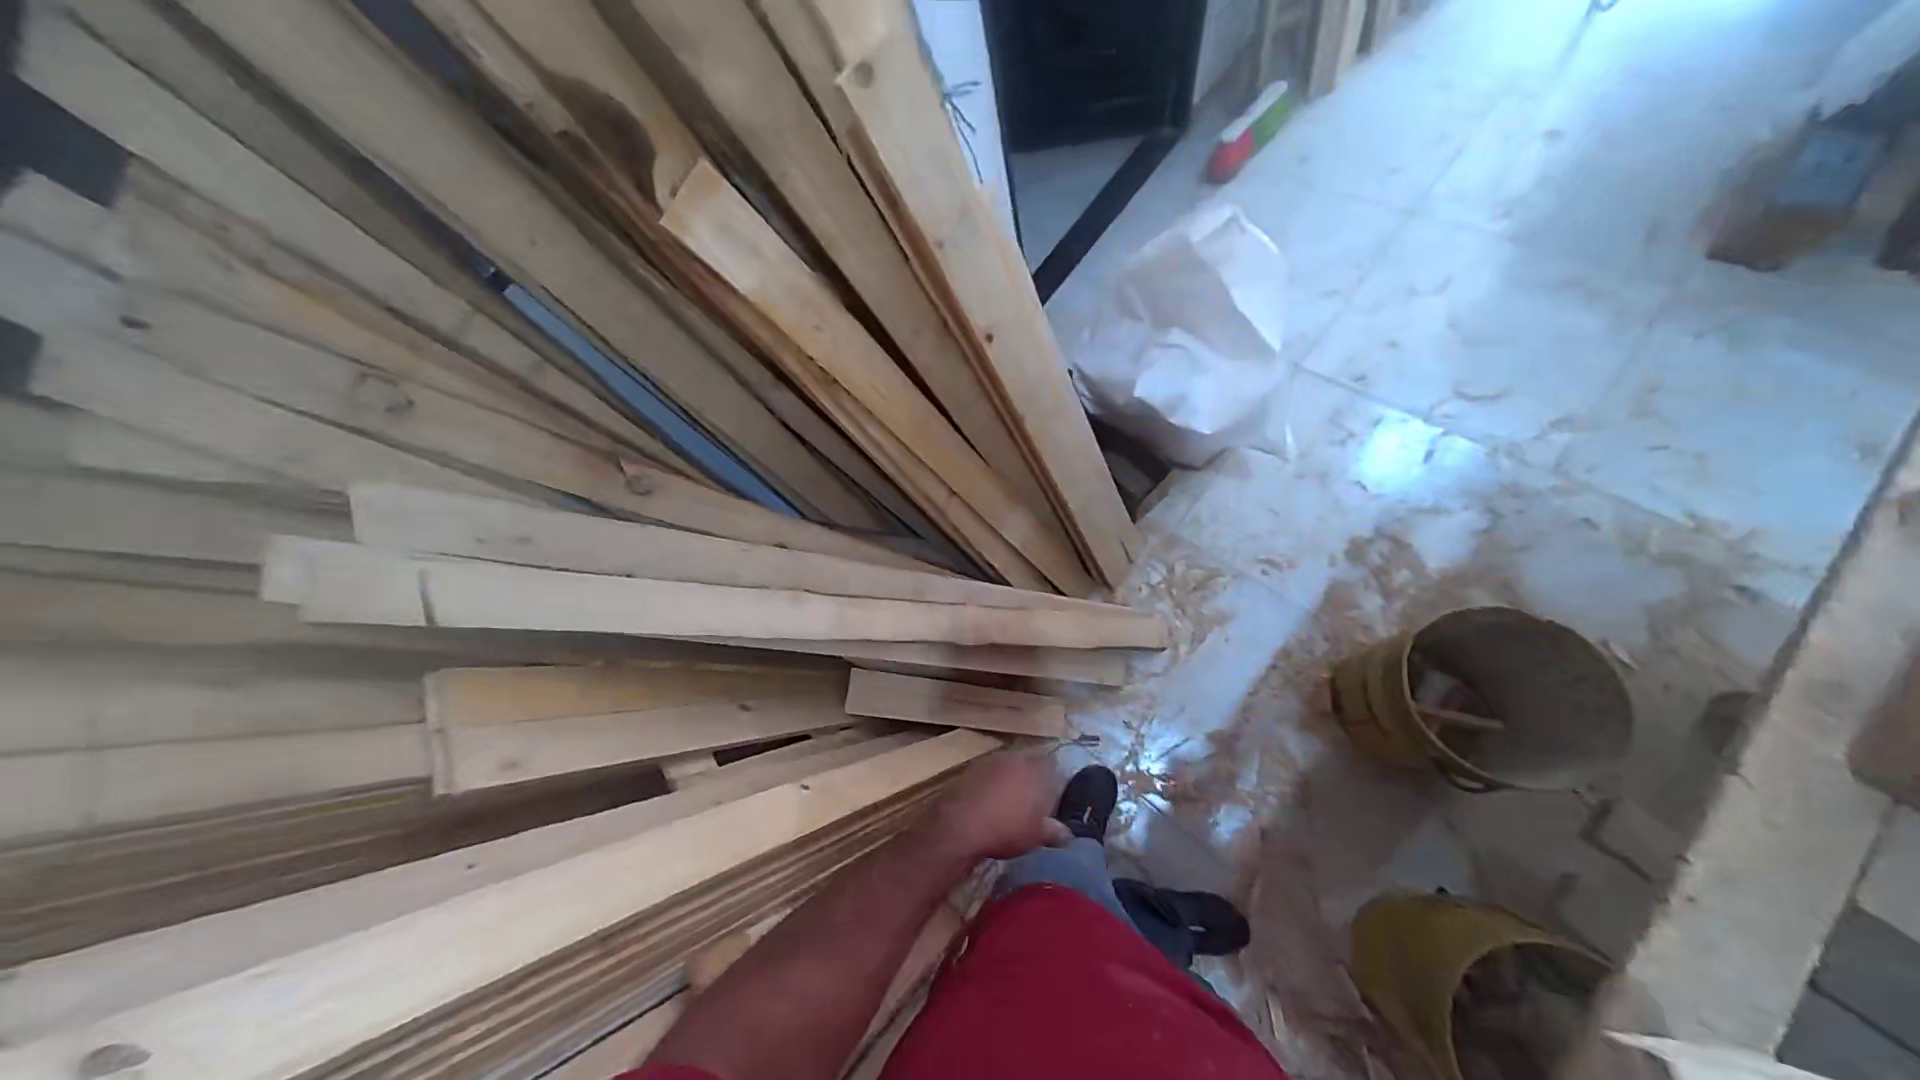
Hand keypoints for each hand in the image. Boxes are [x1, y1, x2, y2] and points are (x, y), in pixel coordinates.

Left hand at [922, 750, 1072, 861]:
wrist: (961, 825)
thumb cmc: (1007, 829)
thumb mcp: (1037, 836)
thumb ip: (1055, 831)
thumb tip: (1067, 834)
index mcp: (1037, 769)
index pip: (1053, 764)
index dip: (1054, 779)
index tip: (1053, 795)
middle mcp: (1016, 757)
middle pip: (1030, 760)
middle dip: (1032, 775)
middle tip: (1033, 797)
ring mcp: (992, 760)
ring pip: (1008, 764)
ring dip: (1011, 776)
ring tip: (1010, 799)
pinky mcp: (971, 767)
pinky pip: (989, 771)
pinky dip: (992, 782)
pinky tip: (989, 799)